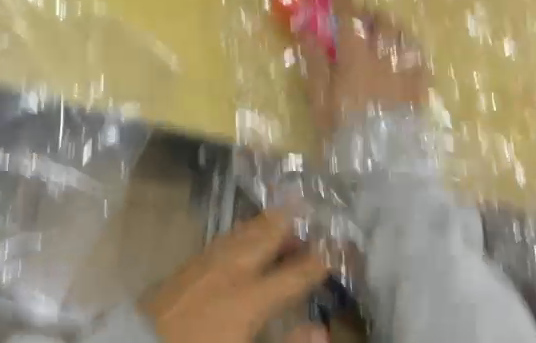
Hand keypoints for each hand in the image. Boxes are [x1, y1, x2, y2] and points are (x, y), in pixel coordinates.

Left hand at [139, 210, 330, 342]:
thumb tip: (322, 330)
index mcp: (250, 298)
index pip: (297, 273)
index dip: (325, 259)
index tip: (347, 244)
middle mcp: (230, 271)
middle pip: (267, 235)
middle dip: (292, 220)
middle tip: (313, 206)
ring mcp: (206, 263)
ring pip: (244, 231)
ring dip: (268, 221)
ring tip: (286, 212)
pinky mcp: (188, 265)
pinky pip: (226, 237)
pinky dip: (245, 230)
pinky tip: (248, 234)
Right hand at [302, 0, 426, 134]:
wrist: (385, 169)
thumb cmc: (345, 132)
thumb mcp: (320, 98)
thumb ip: (314, 60)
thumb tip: (304, 27)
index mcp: (356, 56)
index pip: (349, 14)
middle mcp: (385, 57)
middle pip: (381, 21)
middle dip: (368, 13)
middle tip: (357, 17)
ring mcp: (407, 72)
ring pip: (403, 37)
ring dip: (390, 28)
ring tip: (380, 35)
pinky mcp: (422, 89)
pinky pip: (419, 58)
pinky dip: (408, 49)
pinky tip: (400, 57)